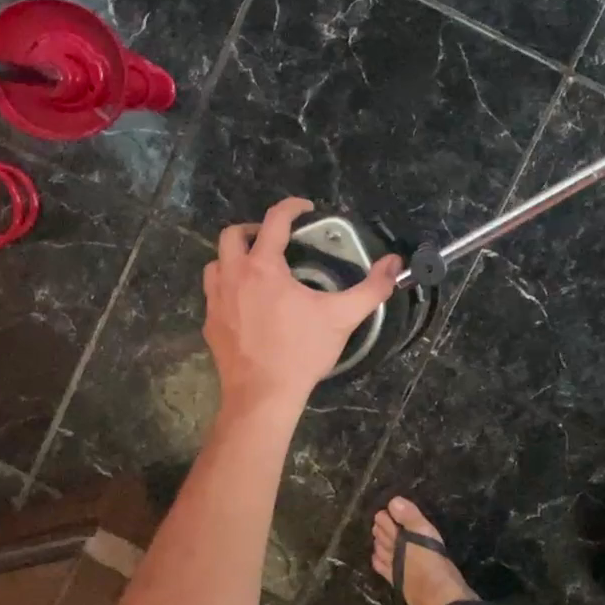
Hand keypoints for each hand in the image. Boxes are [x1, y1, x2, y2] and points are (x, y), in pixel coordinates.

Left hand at [203, 198, 402, 410]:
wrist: (262, 396)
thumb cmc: (301, 352)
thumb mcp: (342, 317)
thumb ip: (372, 288)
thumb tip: (394, 264)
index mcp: (263, 268)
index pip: (274, 221)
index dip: (291, 207)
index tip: (305, 209)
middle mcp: (233, 277)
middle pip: (232, 235)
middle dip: (254, 230)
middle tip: (276, 241)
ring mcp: (216, 301)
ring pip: (216, 263)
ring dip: (234, 258)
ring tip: (257, 269)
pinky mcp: (210, 324)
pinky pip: (213, 294)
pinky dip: (228, 288)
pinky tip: (248, 304)